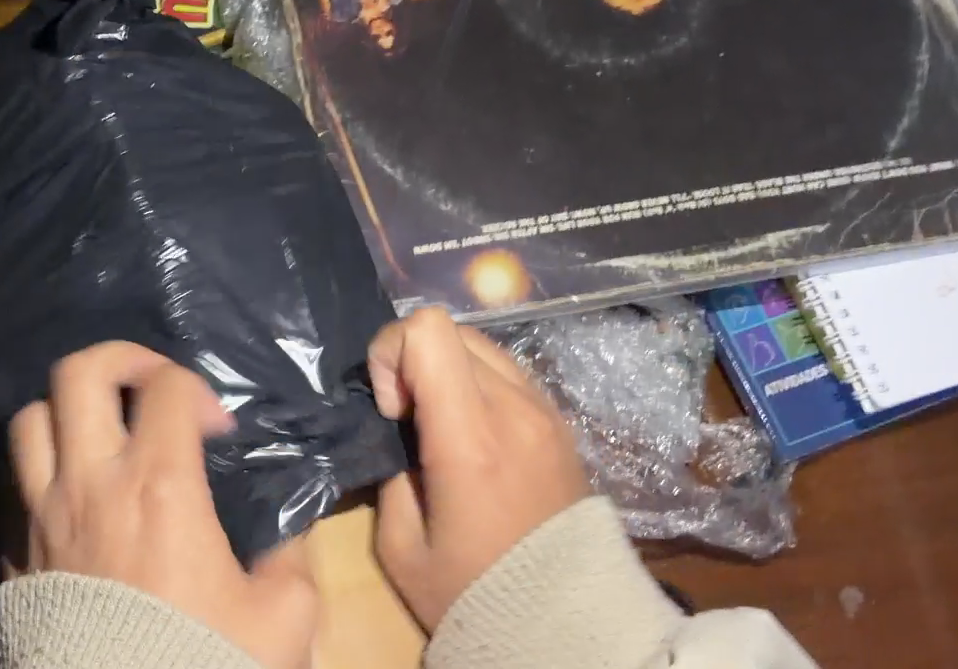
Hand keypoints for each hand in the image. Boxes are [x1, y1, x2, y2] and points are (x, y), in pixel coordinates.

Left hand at [9, 342, 318, 668]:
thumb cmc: (203, 663)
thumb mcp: (282, 618)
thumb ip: (288, 556)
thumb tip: (281, 530)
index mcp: (158, 484)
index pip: (168, 387)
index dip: (200, 390)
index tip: (219, 429)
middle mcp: (91, 482)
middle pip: (79, 373)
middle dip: (121, 358)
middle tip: (150, 385)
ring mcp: (43, 515)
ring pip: (31, 419)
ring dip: (68, 411)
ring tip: (102, 431)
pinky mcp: (15, 553)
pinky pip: (14, 484)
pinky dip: (40, 472)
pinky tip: (71, 493)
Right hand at [367, 308, 588, 630]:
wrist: (567, 630)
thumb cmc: (473, 592)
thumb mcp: (400, 543)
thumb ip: (390, 467)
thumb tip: (397, 428)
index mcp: (470, 436)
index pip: (426, 330)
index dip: (391, 354)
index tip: (392, 411)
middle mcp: (513, 408)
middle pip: (449, 329)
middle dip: (414, 361)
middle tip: (411, 418)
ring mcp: (544, 410)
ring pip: (479, 343)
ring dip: (446, 369)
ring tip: (443, 425)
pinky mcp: (560, 421)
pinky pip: (507, 370)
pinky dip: (477, 383)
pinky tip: (475, 434)